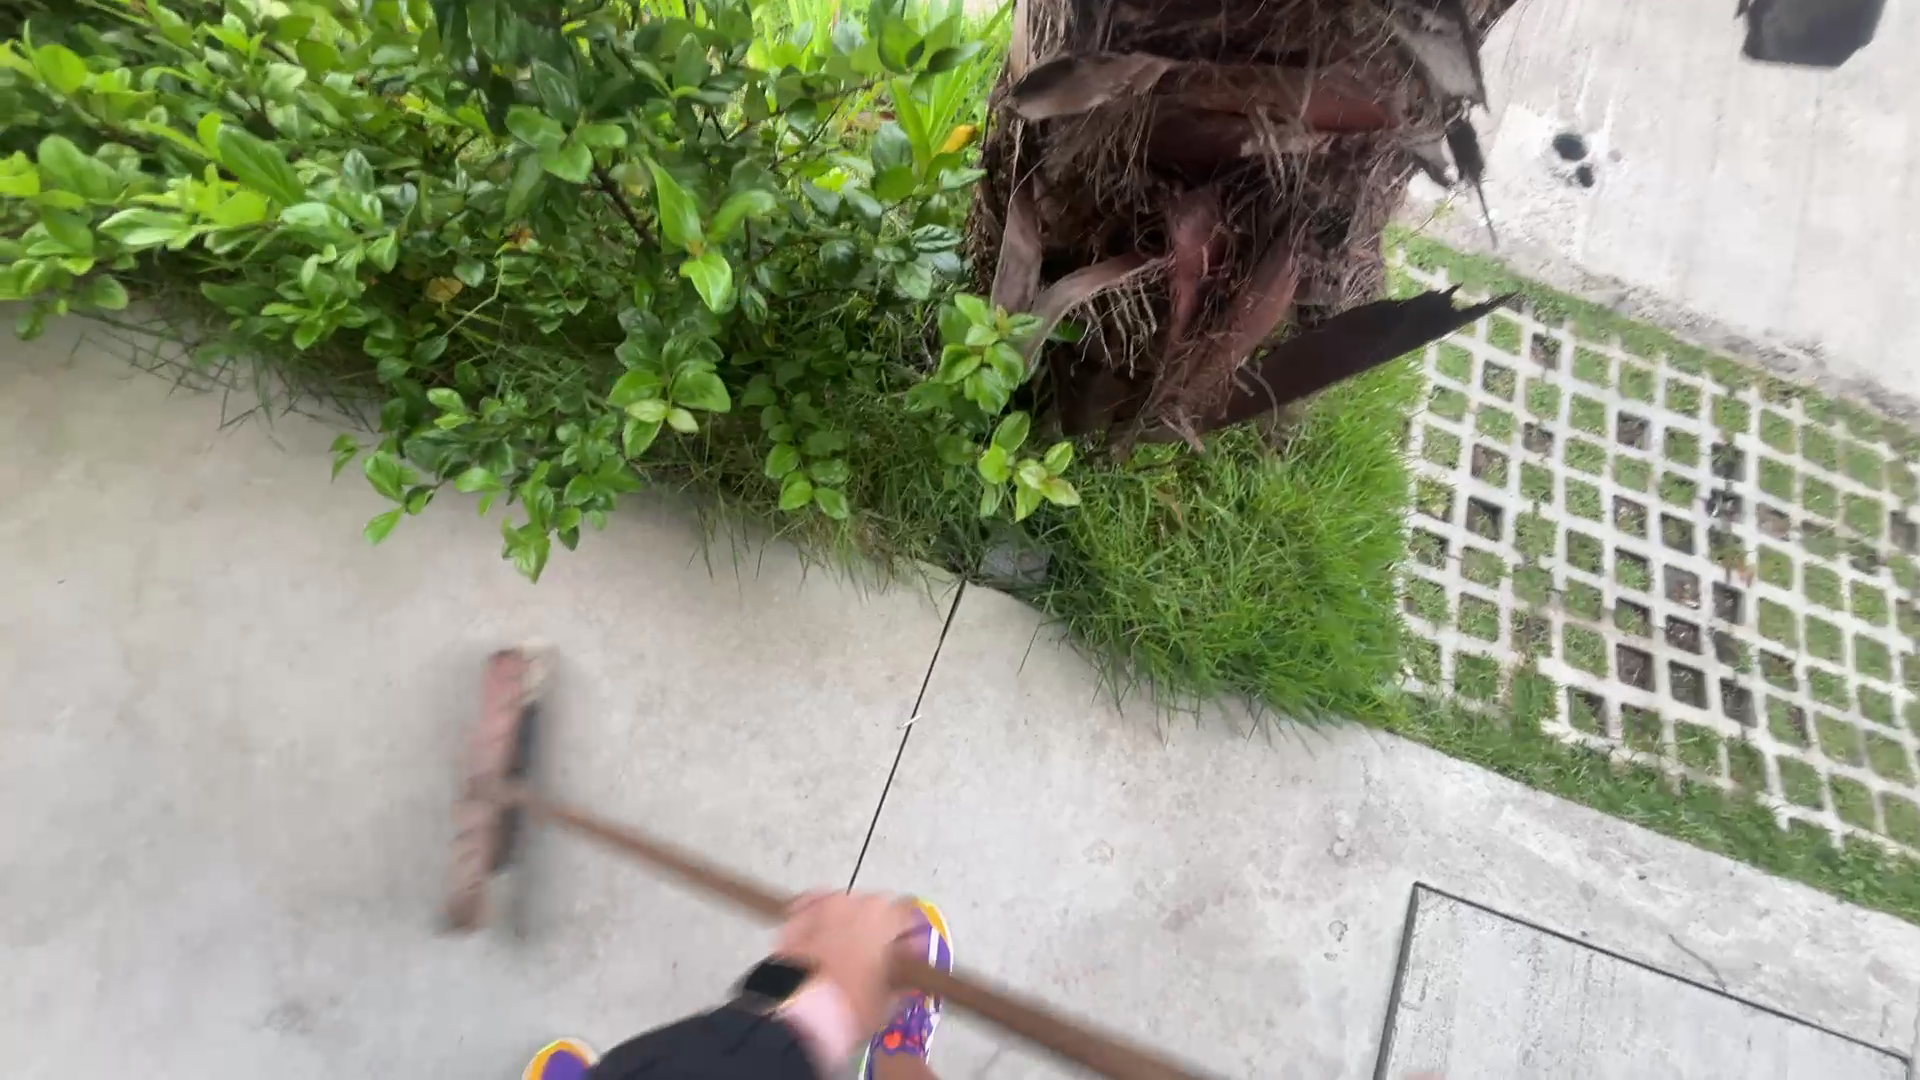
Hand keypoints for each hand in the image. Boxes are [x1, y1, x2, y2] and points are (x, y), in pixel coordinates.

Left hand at [774, 890, 918, 1034]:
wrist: (802, 1014)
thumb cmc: (852, 1006)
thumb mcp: (888, 1000)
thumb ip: (903, 978)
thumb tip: (907, 975)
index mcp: (886, 916)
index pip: (908, 911)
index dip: (911, 932)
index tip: (911, 950)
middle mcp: (858, 900)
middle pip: (876, 905)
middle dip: (879, 925)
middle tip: (877, 953)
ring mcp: (825, 904)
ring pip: (846, 904)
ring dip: (849, 920)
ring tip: (844, 948)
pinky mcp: (799, 913)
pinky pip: (815, 906)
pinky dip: (821, 918)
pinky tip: (820, 935)